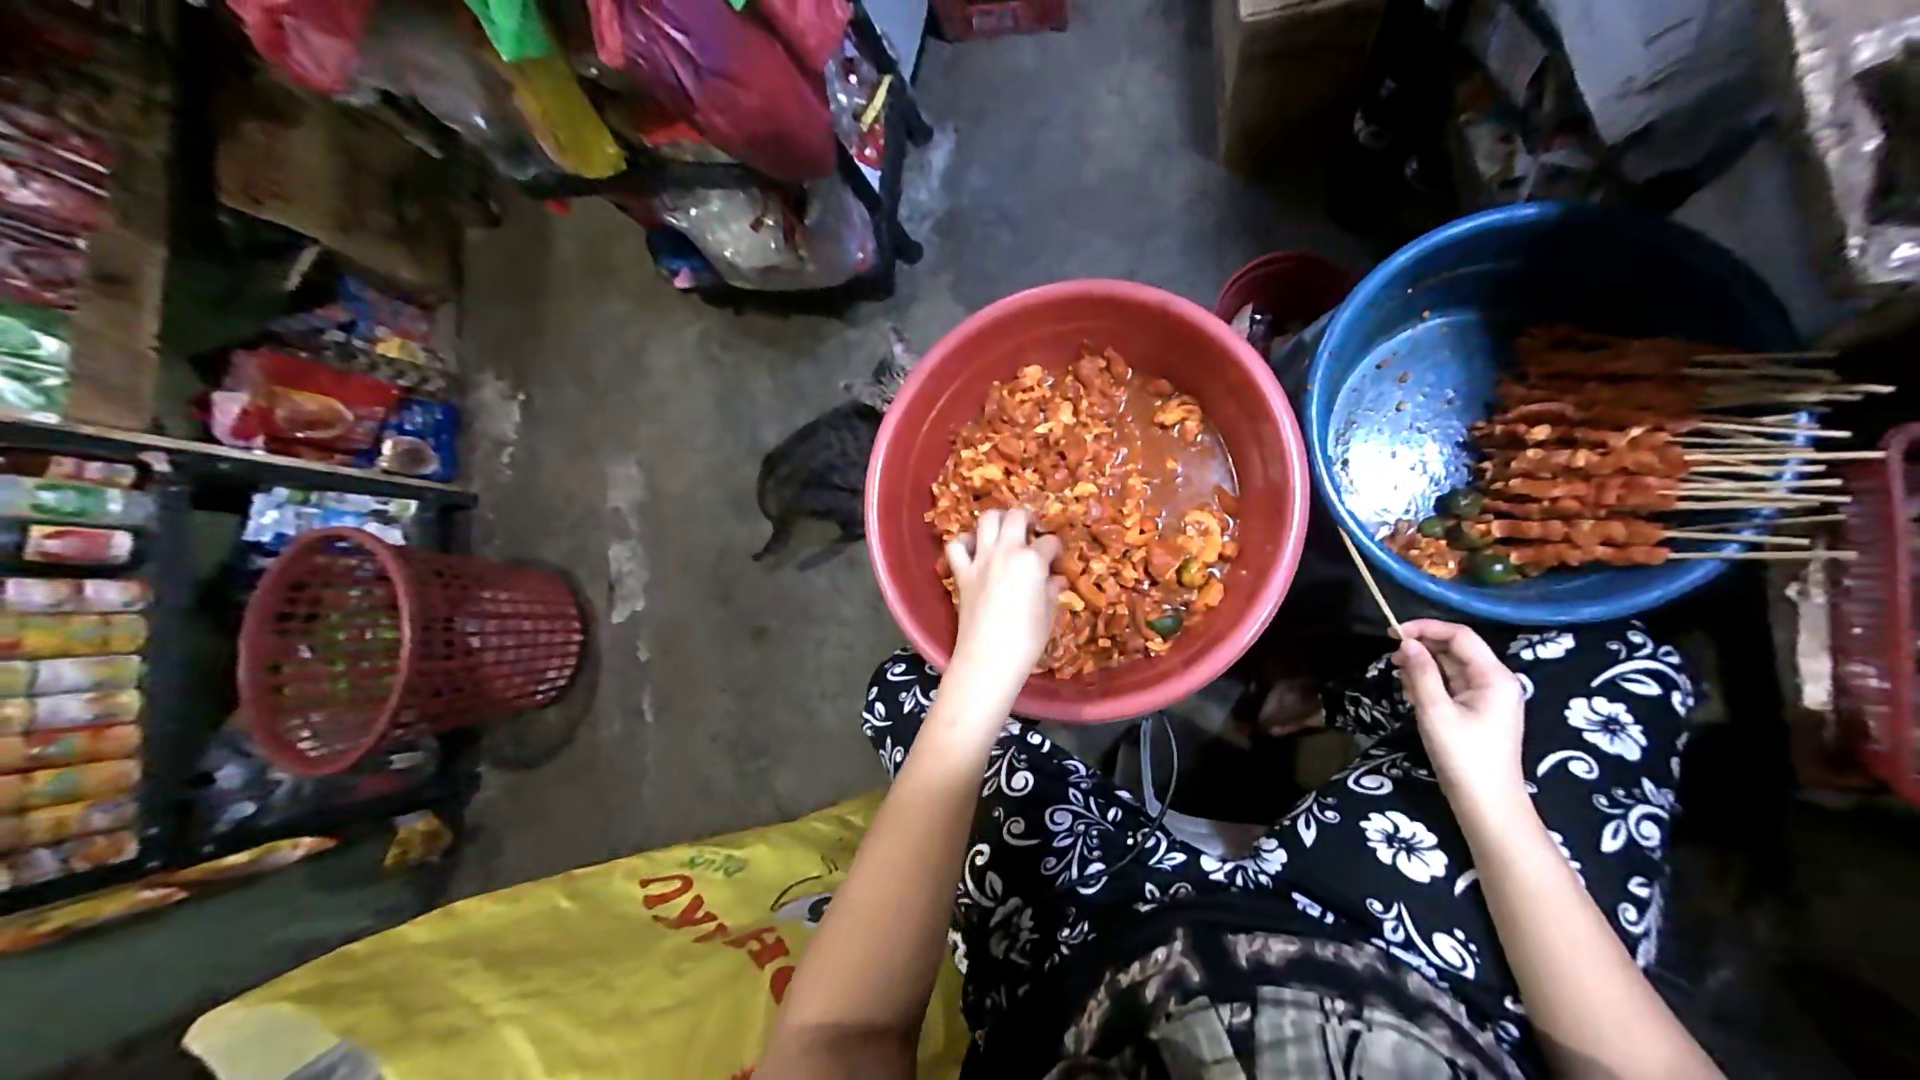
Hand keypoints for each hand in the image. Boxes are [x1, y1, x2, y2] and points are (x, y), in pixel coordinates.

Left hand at [945, 508, 1063, 707]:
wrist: (988, 659)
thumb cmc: (1026, 641)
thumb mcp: (1048, 615)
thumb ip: (1050, 590)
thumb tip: (1055, 580)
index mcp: (1032, 561)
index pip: (1049, 542)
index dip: (1056, 550)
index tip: (1056, 561)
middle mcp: (1006, 551)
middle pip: (1016, 516)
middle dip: (1028, 519)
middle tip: (1032, 533)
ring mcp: (980, 560)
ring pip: (986, 519)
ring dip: (998, 520)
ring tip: (1005, 532)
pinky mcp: (961, 573)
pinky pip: (956, 545)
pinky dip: (964, 542)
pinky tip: (974, 550)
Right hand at [1393, 619, 1526, 809]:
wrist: (1486, 802)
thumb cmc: (1463, 755)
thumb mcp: (1435, 711)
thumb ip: (1420, 673)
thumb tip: (1406, 642)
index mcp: (1494, 677)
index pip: (1460, 636)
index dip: (1426, 628)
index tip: (1392, 633)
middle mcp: (1495, 681)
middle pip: (1456, 649)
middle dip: (1423, 647)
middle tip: (1391, 658)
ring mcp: (1487, 696)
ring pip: (1451, 666)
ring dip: (1423, 665)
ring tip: (1400, 678)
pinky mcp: (1477, 710)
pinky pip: (1451, 684)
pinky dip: (1430, 681)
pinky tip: (1412, 692)